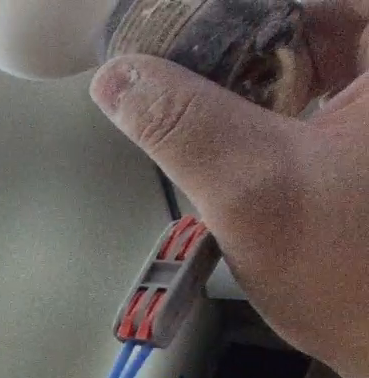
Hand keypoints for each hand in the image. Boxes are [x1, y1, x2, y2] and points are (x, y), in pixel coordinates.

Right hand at [90, 2, 368, 377]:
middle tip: (174, 53)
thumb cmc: (350, 266)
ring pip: (322, 44)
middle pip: (321, 16)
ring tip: (188, 86)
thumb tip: (120, 77)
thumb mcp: (249, 186)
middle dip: (244, 32)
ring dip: (252, 60)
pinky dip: (271, 89)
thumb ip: (183, 124)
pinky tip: (226, 117)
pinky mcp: (368, 129)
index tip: (177, 24)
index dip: (244, 9)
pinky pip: (325, 81)